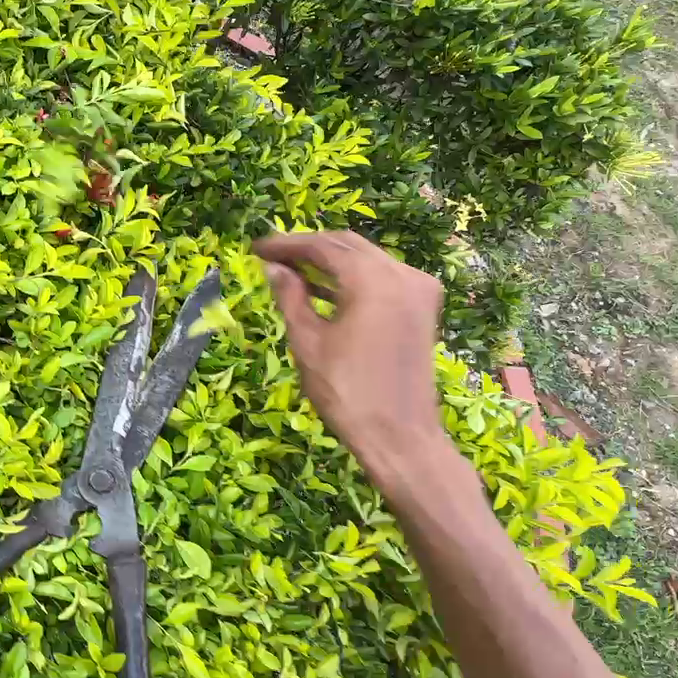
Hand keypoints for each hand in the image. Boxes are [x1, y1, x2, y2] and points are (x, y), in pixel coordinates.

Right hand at [253, 232, 448, 488]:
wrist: (398, 433)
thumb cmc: (345, 390)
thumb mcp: (307, 341)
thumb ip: (290, 297)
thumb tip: (273, 267)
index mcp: (374, 283)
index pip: (324, 247)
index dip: (287, 244)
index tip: (255, 248)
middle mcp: (403, 277)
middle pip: (349, 246)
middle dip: (308, 247)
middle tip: (270, 255)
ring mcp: (418, 292)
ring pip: (367, 259)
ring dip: (328, 260)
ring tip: (290, 268)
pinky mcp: (421, 309)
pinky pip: (381, 277)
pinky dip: (350, 277)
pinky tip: (322, 288)